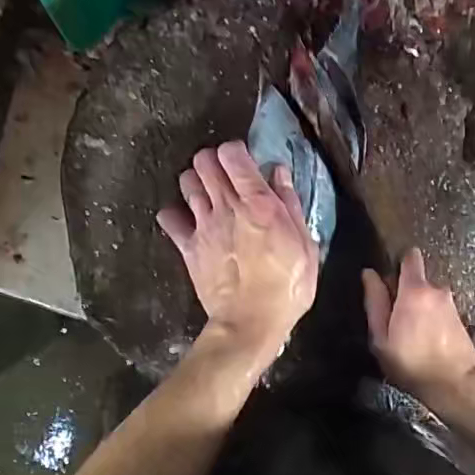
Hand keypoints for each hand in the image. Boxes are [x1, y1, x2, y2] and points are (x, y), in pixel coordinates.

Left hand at [157, 141, 318, 364]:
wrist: (250, 323)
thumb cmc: (287, 289)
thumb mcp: (305, 248)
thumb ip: (291, 207)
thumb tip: (279, 174)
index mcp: (259, 204)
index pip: (232, 154)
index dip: (237, 152)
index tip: (246, 164)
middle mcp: (226, 207)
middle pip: (204, 161)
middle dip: (214, 162)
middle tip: (227, 177)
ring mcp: (203, 226)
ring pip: (186, 181)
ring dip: (196, 182)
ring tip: (209, 196)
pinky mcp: (188, 247)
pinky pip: (169, 217)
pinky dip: (176, 214)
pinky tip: (189, 222)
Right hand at [361, 248, 474, 414]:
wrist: (455, 384)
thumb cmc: (411, 363)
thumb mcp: (382, 338)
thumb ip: (375, 302)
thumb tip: (369, 274)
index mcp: (415, 290)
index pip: (410, 256)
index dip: (398, 264)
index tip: (388, 281)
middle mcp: (437, 290)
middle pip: (417, 280)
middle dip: (406, 293)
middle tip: (394, 320)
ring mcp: (451, 304)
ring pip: (429, 298)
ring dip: (419, 309)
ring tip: (410, 336)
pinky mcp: (460, 319)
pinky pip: (439, 311)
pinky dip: (431, 320)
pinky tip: (426, 342)